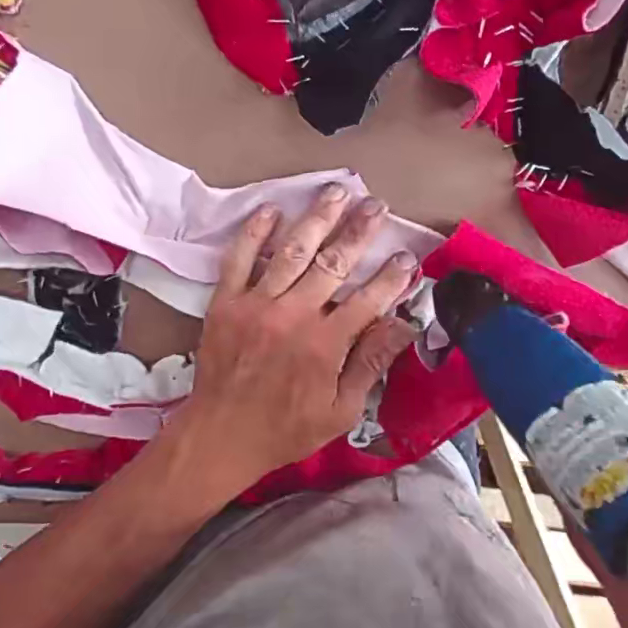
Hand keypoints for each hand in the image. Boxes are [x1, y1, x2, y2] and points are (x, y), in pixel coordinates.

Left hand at [173, 183, 418, 491]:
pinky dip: (254, 232)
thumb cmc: (286, 429)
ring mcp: (256, 305)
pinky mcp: (226, 303)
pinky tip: (270, 209)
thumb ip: (370, 365)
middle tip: (377, 205)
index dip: (392, 276)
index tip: (407, 257)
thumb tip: (402, 327)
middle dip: (359, 231)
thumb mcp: (340, 411)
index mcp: (324, 344)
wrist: (220, 435)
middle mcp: (293, 315)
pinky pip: (240, 259)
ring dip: (317, 219)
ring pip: (292, 251)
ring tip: (336, 191)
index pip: (368, 299)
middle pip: (333, 263)